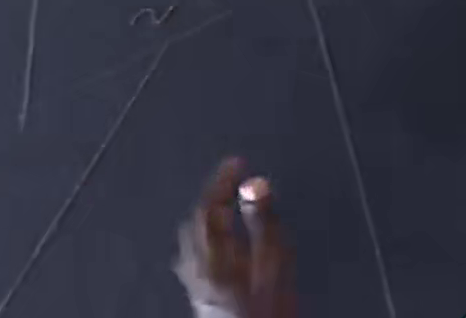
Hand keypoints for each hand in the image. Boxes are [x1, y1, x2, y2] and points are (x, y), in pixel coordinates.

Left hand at [174, 158, 294, 317]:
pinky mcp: (202, 296)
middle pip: (195, 224)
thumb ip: (263, 219)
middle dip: (212, 196)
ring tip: (226, 198)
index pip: (207, 209)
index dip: (221, 181)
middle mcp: (198, 272)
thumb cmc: (268, 309)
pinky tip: (218, 235)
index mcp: (213, 258)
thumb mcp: (273, 259)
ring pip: (192, 240)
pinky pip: (194, 254)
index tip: (235, 162)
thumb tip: (254, 183)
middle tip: (232, 176)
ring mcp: (197, 286)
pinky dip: (206, 232)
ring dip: (207, 213)